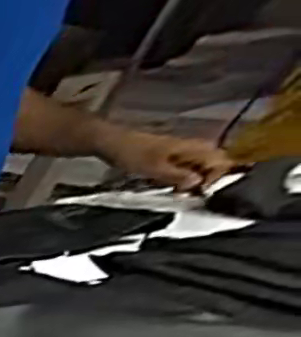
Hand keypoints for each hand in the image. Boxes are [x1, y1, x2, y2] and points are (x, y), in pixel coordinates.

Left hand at [98, 130, 234, 192]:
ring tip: (174, 191)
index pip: (222, 162)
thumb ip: (177, 175)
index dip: (214, 177)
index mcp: (198, 148)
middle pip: (210, 166)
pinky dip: (175, 177)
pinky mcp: (170, 156)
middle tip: (184, 194)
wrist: (114, 143)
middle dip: (200, 181)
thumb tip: (198, 182)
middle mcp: (196, 148)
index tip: (198, 191)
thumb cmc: (134, 154)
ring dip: (187, 180)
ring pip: (195, 168)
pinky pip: (180, 167)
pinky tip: (164, 184)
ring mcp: (183, 151)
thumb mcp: (154, 168)